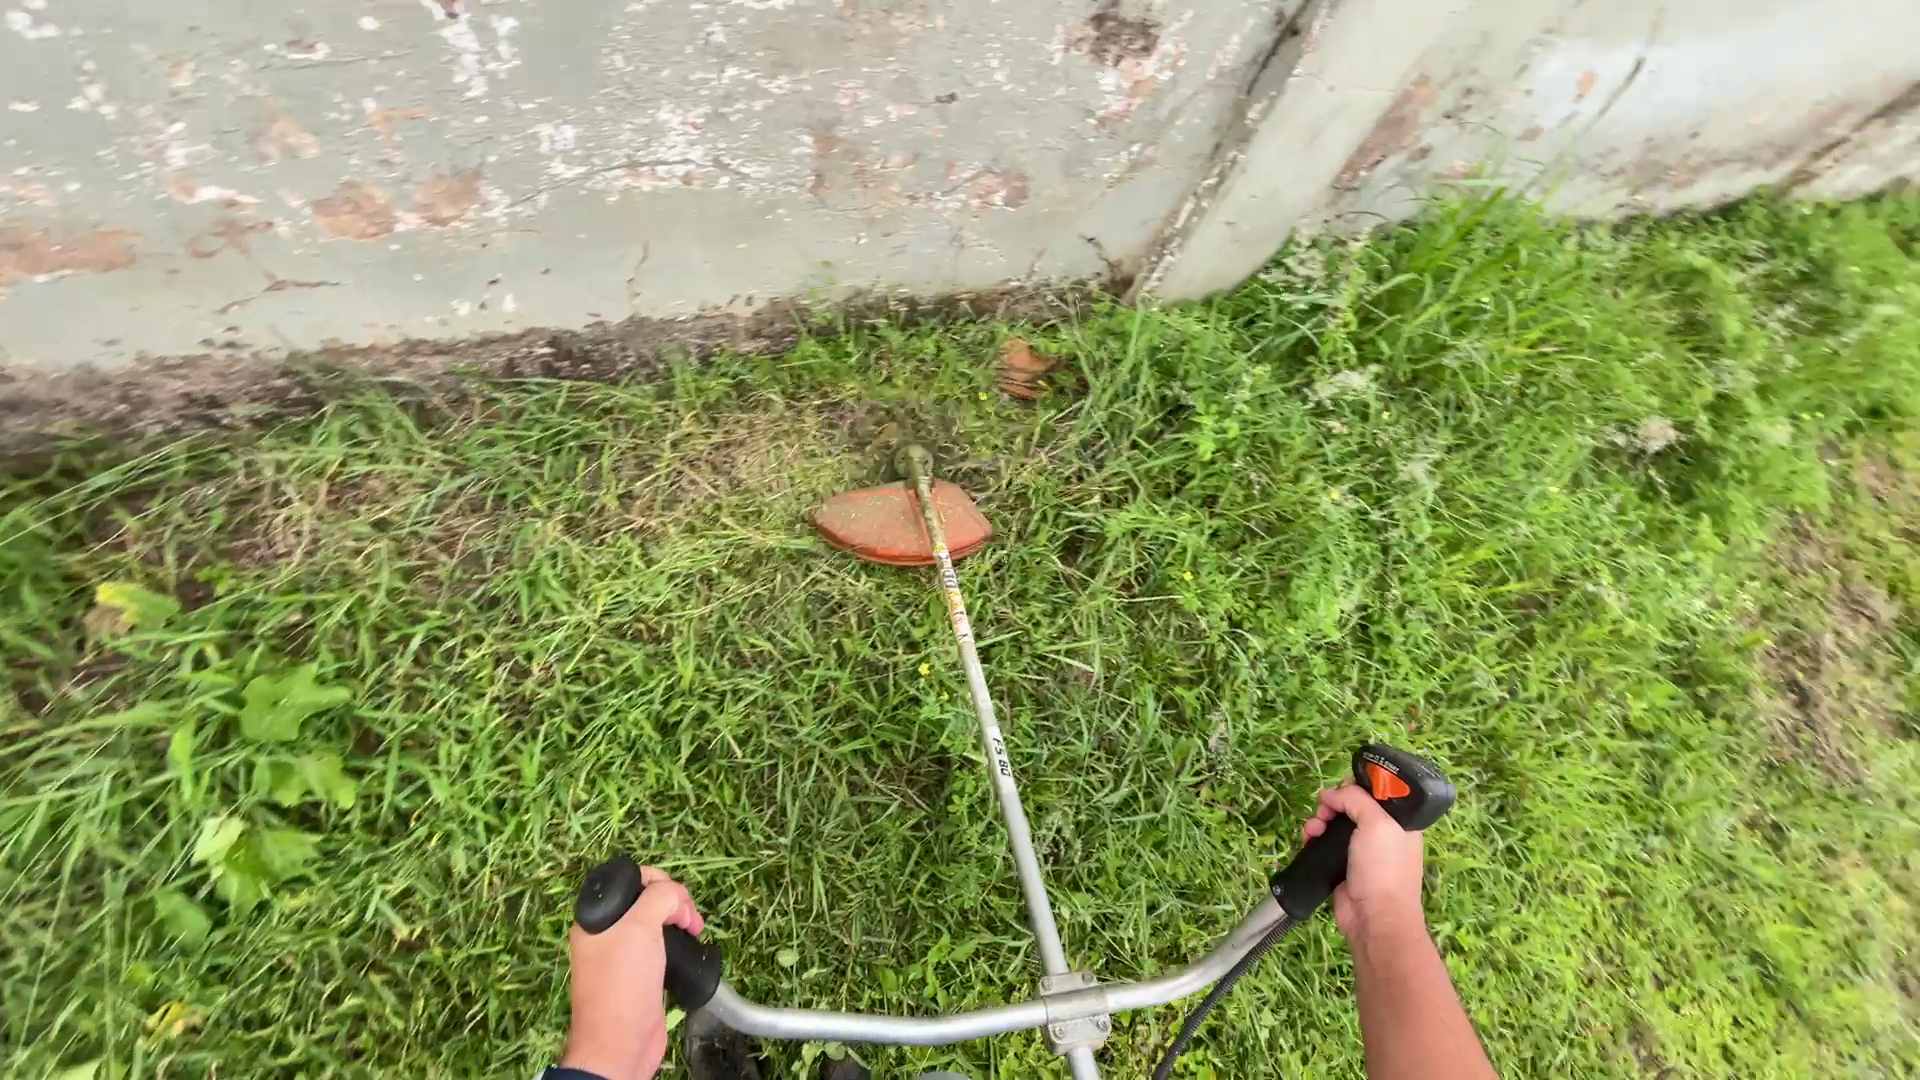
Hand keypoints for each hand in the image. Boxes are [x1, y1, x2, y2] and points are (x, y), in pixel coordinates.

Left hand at [561, 866, 704, 1079]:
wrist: (621, 1044)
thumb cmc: (625, 981)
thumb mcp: (641, 926)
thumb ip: (661, 897)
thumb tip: (677, 901)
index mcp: (596, 917)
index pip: (631, 879)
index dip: (659, 880)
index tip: (676, 898)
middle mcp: (606, 932)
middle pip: (648, 897)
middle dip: (675, 900)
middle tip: (689, 919)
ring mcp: (623, 953)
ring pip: (658, 918)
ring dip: (681, 917)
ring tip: (695, 930)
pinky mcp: (640, 972)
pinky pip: (662, 941)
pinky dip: (679, 937)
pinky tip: (689, 943)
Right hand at [1300, 783, 1425, 947]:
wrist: (1374, 917)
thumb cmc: (1382, 868)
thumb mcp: (1376, 823)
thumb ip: (1355, 799)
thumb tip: (1331, 795)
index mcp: (1399, 822)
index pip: (1377, 792)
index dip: (1356, 786)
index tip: (1341, 789)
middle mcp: (1382, 833)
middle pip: (1351, 804)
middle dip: (1333, 803)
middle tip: (1324, 810)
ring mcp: (1362, 849)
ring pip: (1335, 821)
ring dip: (1319, 819)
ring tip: (1312, 829)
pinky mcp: (1343, 862)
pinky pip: (1325, 840)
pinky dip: (1314, 835)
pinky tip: (1307, 838)